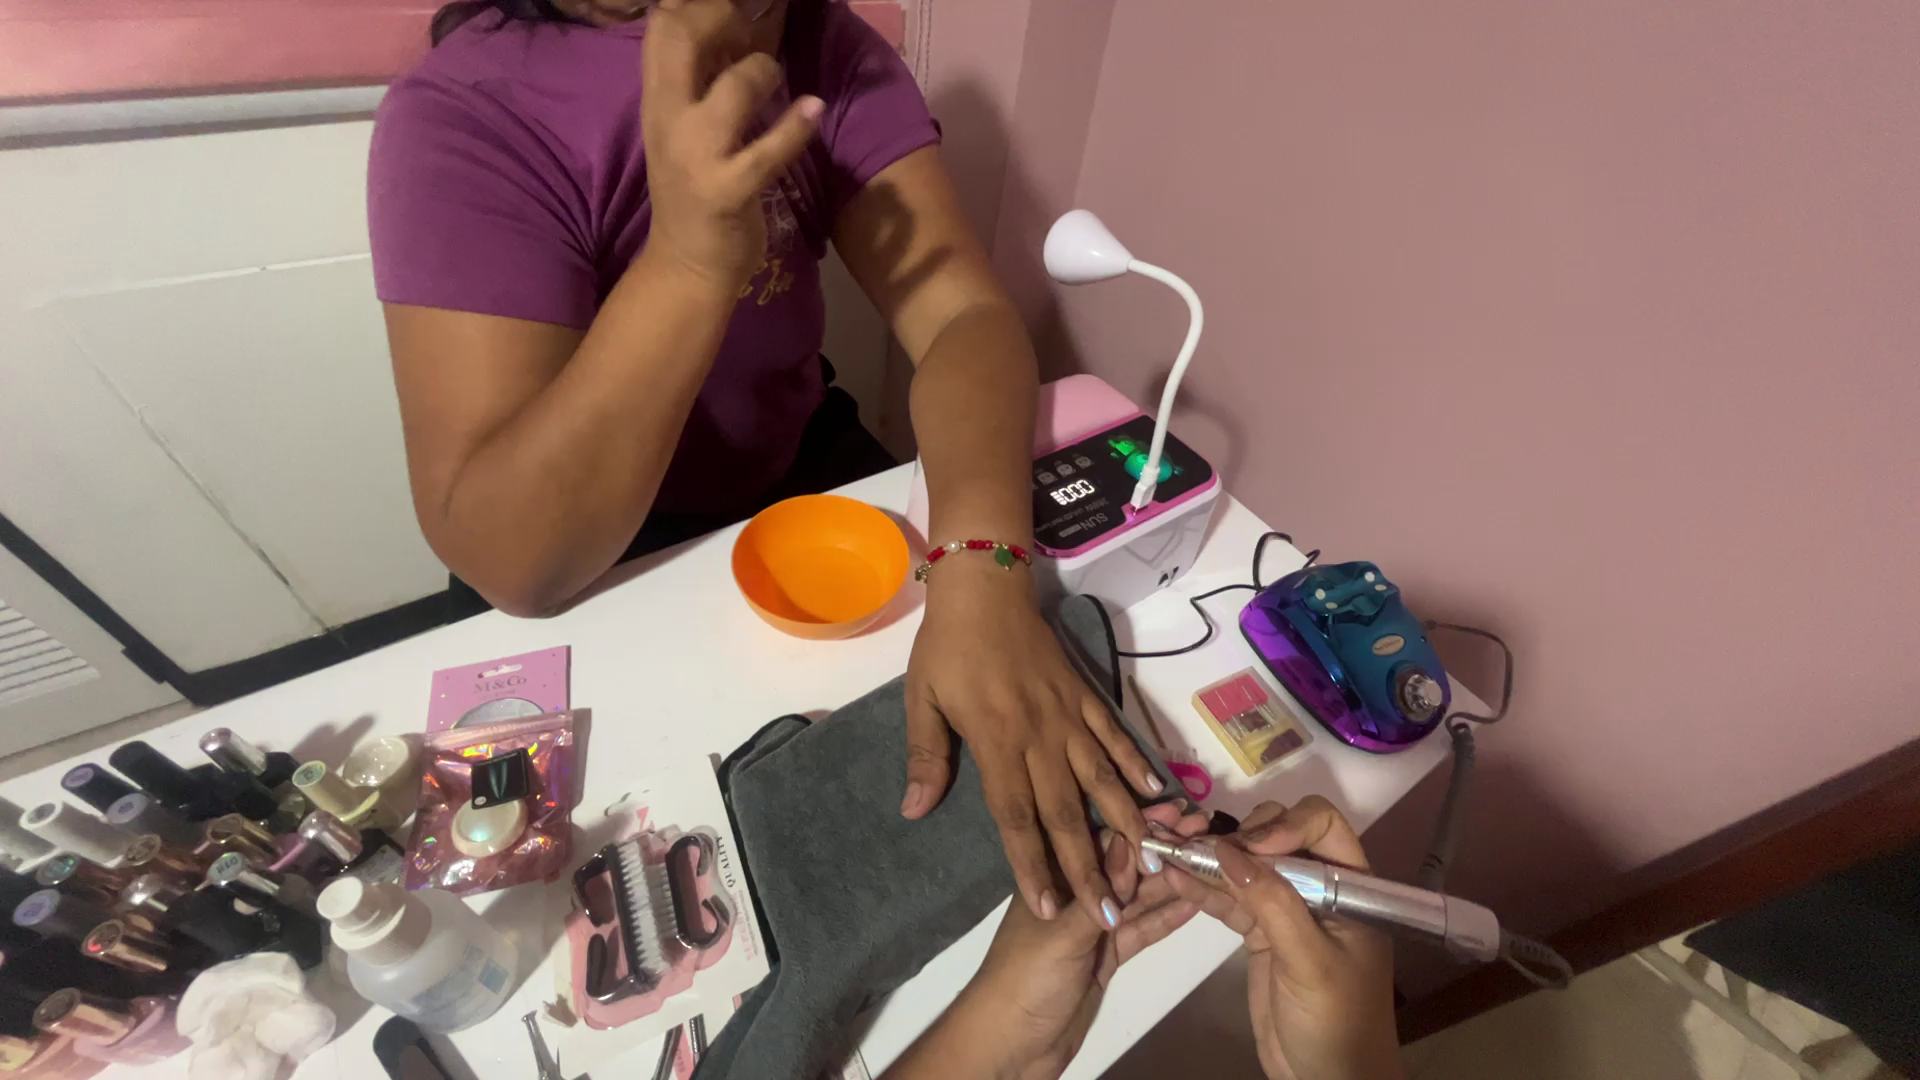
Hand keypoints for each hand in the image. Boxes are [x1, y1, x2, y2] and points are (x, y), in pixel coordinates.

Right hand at [639, 0, 822, 288]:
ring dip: (762, 70)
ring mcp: (697, 157)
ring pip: (731, 89)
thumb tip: (732, 37)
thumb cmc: (695, 197)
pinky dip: (795, 127)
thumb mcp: (686, 136)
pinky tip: (814, 109)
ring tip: (778, 73)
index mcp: (656, 104)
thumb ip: (701, 89)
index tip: (732, 11)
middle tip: (750, 25)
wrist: (688, 267)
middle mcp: (667, 121)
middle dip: (719, 15)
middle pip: (679, 37)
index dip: (696, 6)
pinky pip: (767, 151)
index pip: (661, 27)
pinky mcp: (729, 191)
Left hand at [886, 808, 1210, 1079]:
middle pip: (1124, 864)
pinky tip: (1196, 903)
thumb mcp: (1063, 933)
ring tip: (1210, 859)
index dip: (1139, 824)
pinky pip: (1139, 930)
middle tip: (1203, 828)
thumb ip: (1098, 890)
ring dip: (1171, 879)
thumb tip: (1130, 838)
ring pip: (1137, 896)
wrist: (1009, 1043)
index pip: (1103, 840)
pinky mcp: (1104, 955)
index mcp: (1054, 874)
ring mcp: (1092, 924)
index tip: (1177, 808)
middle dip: (1162, 847)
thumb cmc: (1026, 978)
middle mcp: (1075, 891)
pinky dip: (1164, 918)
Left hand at [903, 560, 1164, 930]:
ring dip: (1125, 823)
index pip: (1016, 815)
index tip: (1049, 908)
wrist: (985, 591)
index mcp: (997, 740)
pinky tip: (1155, 790)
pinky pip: (1114, 733)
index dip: (1032, 864)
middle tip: (1106, 914)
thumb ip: (927, 755)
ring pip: (1101, 777)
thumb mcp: (922, 699)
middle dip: (1085, 865)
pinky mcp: (1084, 694)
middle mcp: (1040, 736)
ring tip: (1148, 864)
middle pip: (1065, 810)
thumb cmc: (947, 648)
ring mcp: (1068, 714)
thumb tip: (915, 811)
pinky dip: (1134, 762)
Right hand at [1175, 798, 1403, 1079]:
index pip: (1320, 825)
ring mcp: (1284, 906)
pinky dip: (1200, 884)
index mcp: (1347, 886)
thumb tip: (1228, 848)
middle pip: (1275, 833)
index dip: (1285, 823)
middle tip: (1204, 845)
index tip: (1253, 846)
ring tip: (1171, 846)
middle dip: (1239, 835)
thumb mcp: (1309, 961)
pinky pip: (1227, 895)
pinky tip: (1173, 874)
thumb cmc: (1337, 1022)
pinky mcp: (1258, 929)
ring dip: (1209, 855)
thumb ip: (1272, 902)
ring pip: (1244, 862)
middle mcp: (1316, 886)